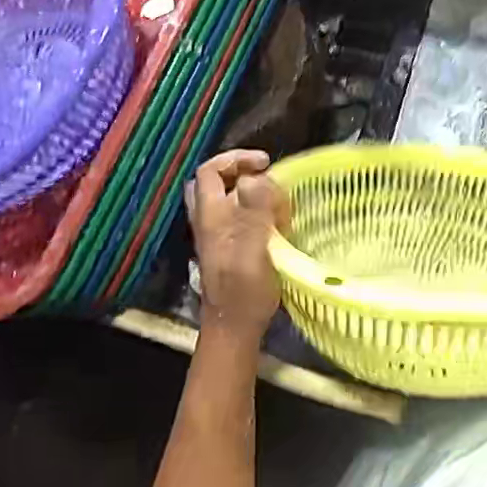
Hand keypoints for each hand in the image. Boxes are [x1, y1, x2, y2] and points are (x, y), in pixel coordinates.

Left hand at [185, 149, 289, 341]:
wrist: (234, 327)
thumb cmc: (244, 291)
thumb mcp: (253, 251)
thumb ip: (253, 213)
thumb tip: (255, 177)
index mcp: (211, 217)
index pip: (210, 171)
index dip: (236, 159)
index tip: (265, 163)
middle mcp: (210, 221)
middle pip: (213, 182)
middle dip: (240, 172)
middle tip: (267, 177)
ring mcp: (218, 234)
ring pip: (227, 198)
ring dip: (252, 192)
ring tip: (277, 204)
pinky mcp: (230, 246)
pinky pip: (239, 215)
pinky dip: (257, 210)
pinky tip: (276, 224)